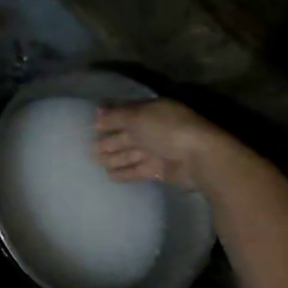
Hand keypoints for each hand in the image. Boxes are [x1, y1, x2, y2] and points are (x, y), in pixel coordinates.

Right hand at [94, 100, 224, 189]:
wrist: (198, 158)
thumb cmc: (167, 130)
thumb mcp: (138, 117)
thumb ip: (115, 116)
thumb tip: (95, 113)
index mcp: (152, 111)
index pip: (126, 112)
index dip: (109, 117)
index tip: (91, 124)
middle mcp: (154, 129)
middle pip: (126, 134)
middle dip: (108, 140)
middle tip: (89, 147)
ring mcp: (157, 150)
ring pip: (130, 153)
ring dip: (113, 157)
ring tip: (95, 162)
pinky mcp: (159, 170)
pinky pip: (137, 170)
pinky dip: (124, 172)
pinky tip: (109, 175)